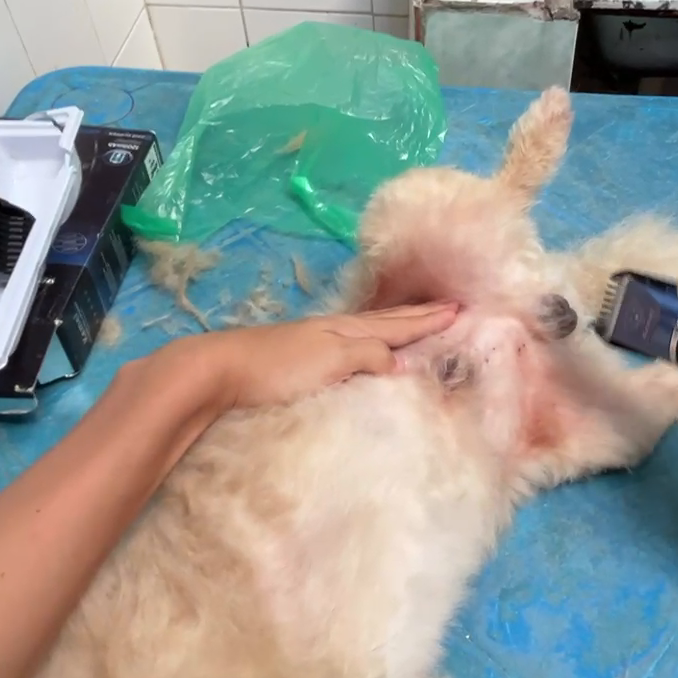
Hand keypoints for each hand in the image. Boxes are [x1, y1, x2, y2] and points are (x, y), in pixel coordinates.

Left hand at [144, 303, 458, 414]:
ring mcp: (319, 341)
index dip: (428, 320)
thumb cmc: (278, 367)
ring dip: (398, 324)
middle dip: (419, 314)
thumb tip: (401, 362)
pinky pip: (354, 342)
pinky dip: (373, 339)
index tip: (459, 310)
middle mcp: (337, 330)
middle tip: (449, 306)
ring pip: (370, 328)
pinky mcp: (303, 356)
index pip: (398, 323)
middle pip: (387, 319)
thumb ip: (368, 355)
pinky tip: (370, 345)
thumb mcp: (331, 359)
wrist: (218, 371)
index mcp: (348, 329)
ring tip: (418, 319)